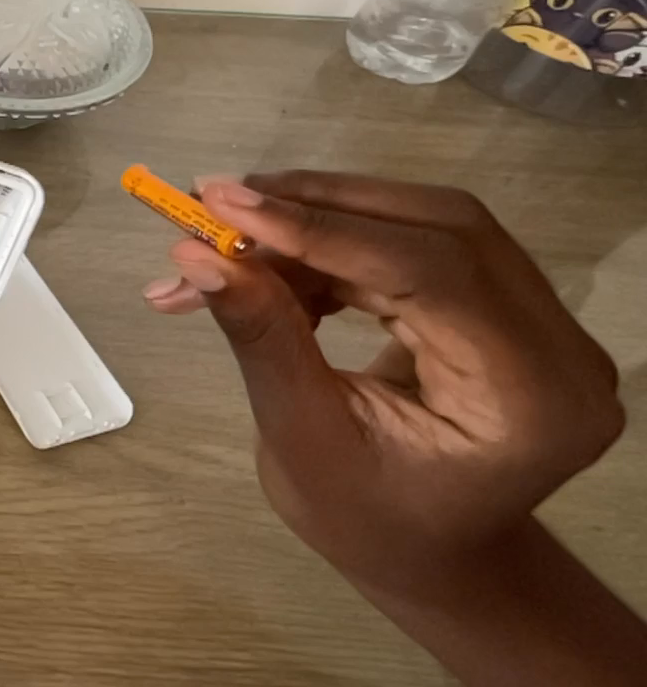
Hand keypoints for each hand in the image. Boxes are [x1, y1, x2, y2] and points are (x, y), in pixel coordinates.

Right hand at [143, 171, 624, 587]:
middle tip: (211, 201)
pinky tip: (257, 268)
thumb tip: (195, 253)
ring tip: (219, 241)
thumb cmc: (364, 515)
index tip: (217, 202)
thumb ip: (260, 336)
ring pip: (410, 224)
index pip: (430, 270)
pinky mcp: (481, 304)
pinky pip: (392, 245)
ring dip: (303, 221)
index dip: (317, 227)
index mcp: (528, 394)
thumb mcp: (299, 433)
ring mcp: (524, 318)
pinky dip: (312, 245)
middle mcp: (550, 342)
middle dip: (312, 204)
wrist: (421, 547)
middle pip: (435, 226)